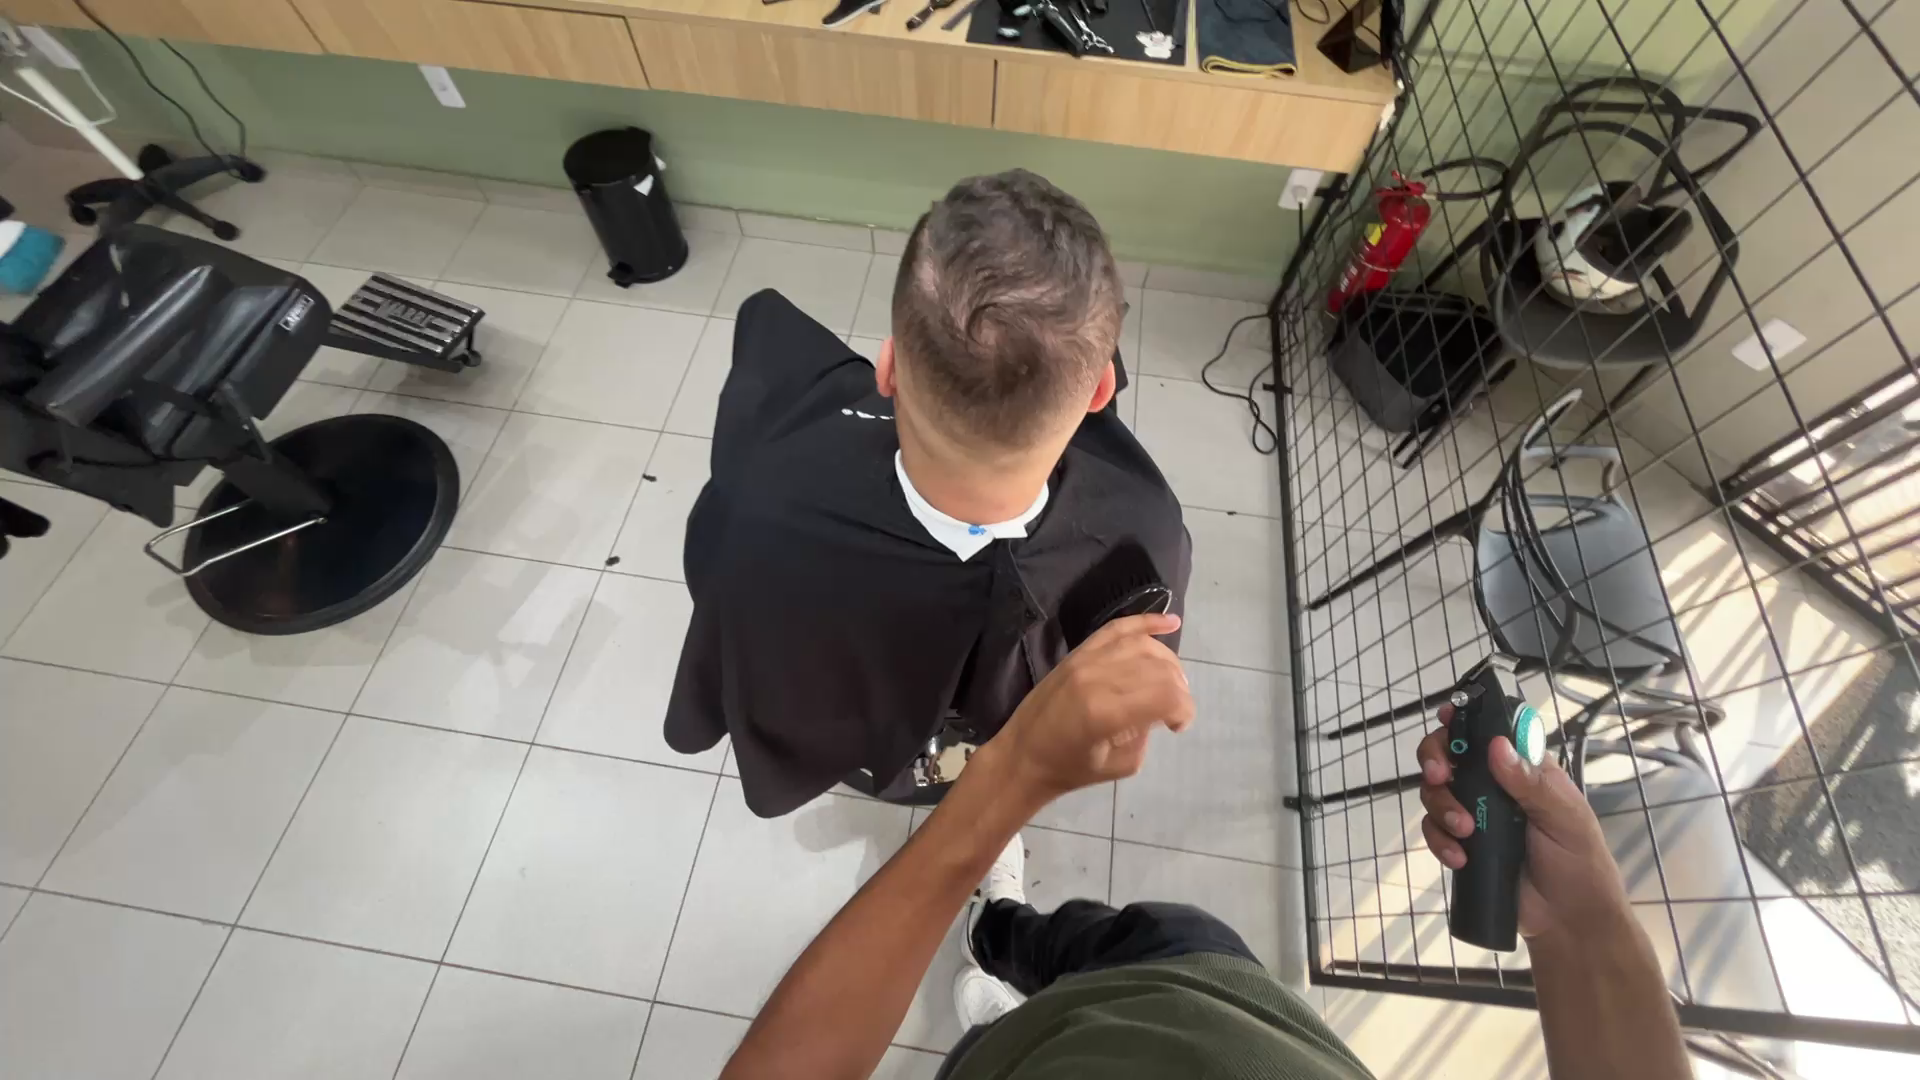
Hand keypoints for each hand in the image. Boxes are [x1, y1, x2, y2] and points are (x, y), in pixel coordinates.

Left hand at [978, 613, 1192, 804]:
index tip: (1177, 727)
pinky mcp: (1077, 653)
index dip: (1184, 710)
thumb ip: (1146, 733)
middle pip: (1159, 668)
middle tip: (1173, 711)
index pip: (1166, 695)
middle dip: (1179, 689)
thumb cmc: (1069, 768)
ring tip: (1174, 682)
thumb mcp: (1121, 764)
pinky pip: (1116, 628)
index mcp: (1106, 713)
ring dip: (1167, 661)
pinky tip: (1171, 622)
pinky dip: (1145, 622)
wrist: (1022, 755)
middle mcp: (1096, 678)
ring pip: (1142, 645)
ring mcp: (1085, 660)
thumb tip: (1160, 707)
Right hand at [1416, 705, 1633, 949]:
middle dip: (1435, 759)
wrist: (1569, 923)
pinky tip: (1459, 858)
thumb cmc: (1581, 866)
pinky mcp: (1457, 839)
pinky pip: (1431, 828)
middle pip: (1446, 753)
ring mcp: (1471, 811)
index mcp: (1522, 771)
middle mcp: (1490, 784)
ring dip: (1440, 807)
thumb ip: (1533, 784)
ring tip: (1464, 833)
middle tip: (1439, 775)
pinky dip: (1438, 840)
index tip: (1447, 716)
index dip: (1463, 719)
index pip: (1487, 732)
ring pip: (1433, 790)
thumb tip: (1497, 745)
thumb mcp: (1567, 821)